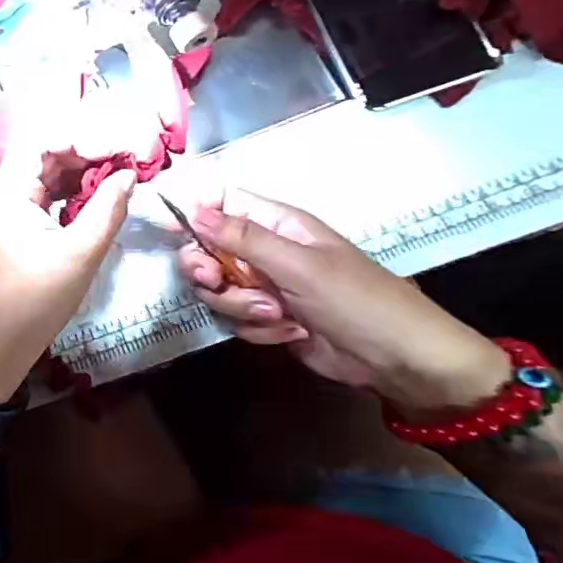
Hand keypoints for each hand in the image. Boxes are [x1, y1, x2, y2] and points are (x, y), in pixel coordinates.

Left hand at [0, 149, 135, 402]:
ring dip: (84, 171)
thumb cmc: (36, 301)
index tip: (122, 150)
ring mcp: (10, 210)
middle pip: (46, 154)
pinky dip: (75, 191)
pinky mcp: (19, 227)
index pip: (44, 142)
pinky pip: (48, 195)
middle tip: (128, 159)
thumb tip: (129, 175)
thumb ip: (107, 209)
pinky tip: (101, 195)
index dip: (84, 138)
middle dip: (88, 151)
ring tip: (122, 173)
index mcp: (8, 192)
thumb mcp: (79, 254)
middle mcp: (4, 193)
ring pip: (49, 174)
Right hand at [178, 188, 510, 415]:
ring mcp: (267, 287)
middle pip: (210, 250)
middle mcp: (267, 251)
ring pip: (221, 290)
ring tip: (278, 315)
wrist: (394, 359)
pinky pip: (239, 319)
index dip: (195, 212)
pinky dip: (259, 330)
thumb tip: (195, 210)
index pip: (225, 204)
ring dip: (242, 306)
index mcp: (279, 224)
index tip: (168, 228)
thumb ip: (244, 239)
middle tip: (216, 280)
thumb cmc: (355, 299)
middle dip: (210, 269)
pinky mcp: (270, 319)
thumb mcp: (298, 265)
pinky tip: (290, 332)